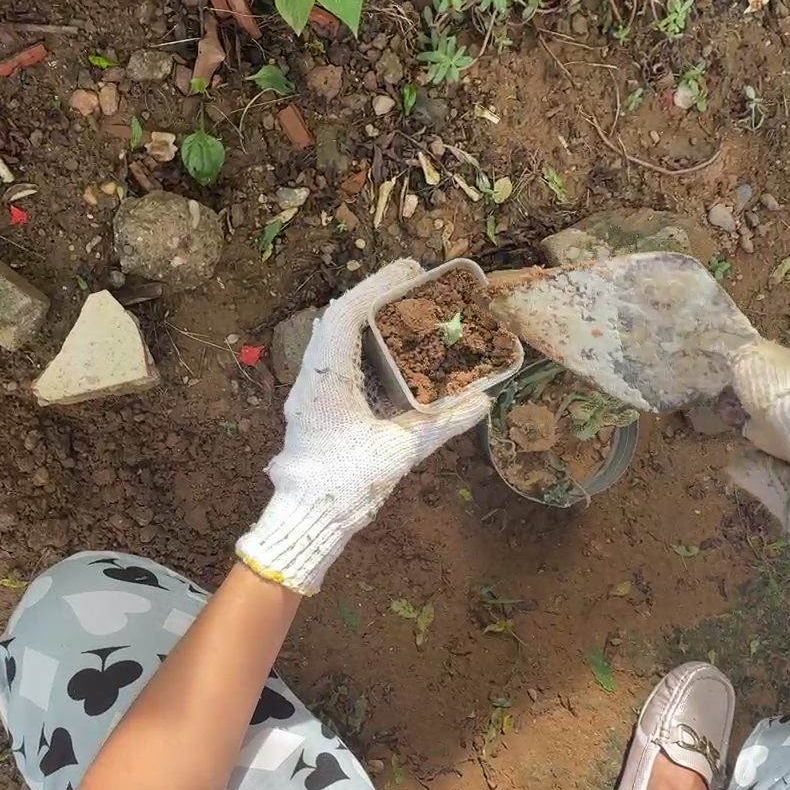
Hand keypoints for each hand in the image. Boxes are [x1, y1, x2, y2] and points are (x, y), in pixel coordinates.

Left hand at [238, 260, 490, 593]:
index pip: (347, 314)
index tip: (409, 271)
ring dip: (364, 317)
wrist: (307, 519)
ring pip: (332, 337)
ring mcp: (308, 391)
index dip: (378, 286)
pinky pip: (333, 359)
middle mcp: (312, 378)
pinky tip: (384, 348)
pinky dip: (358, 344)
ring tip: (401, 308)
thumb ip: (442, 423)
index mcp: (327, 380)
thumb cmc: (346, 483)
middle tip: (411, 284)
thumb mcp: (400, 451)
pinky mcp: (313, 404)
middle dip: (374, 295)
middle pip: (338, 318)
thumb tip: (483, 401)